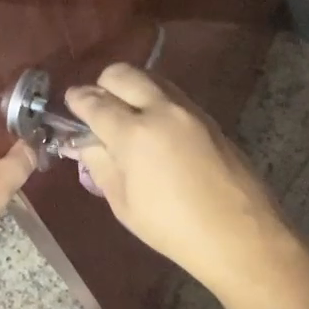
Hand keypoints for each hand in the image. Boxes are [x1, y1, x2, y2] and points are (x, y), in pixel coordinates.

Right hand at [64, 64, 292, 292]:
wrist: (239, 234)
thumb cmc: (173, 229)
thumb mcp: (124, 204)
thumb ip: (100, 165)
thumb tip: (84, 144)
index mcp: (134, 134)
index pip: (94, 102)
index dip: (76, 101)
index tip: (69, 105)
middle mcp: (162, 110)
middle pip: (122, 74)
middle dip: (102, 85)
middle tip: (97, 109)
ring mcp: (189, 111)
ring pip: (151, 78)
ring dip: (131, 88)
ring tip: (125, 117)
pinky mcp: (209, 118)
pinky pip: (173, 95)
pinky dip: (155, 100)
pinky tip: (154, 129)